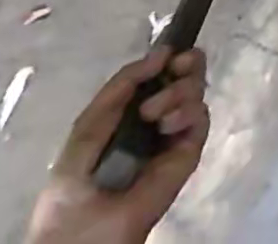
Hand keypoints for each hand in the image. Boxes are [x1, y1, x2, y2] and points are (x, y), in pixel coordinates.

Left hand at [26, 47, 210, 243]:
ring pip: (197, 92)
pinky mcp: (188, 155)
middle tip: (176, 68)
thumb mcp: (92, 120)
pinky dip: (187, 113)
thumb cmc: (76, 178)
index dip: (172, 55)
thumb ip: (124, 83)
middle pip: (190, 74)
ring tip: (152, 114)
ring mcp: (175, 135)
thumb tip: (164, 52)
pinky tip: (165, 126)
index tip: (169, 53)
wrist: (79, 231)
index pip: (166, 69)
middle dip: (187, 64)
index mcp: (135, 105)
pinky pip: (201, 120)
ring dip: (179, 91)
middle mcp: (160, 115)